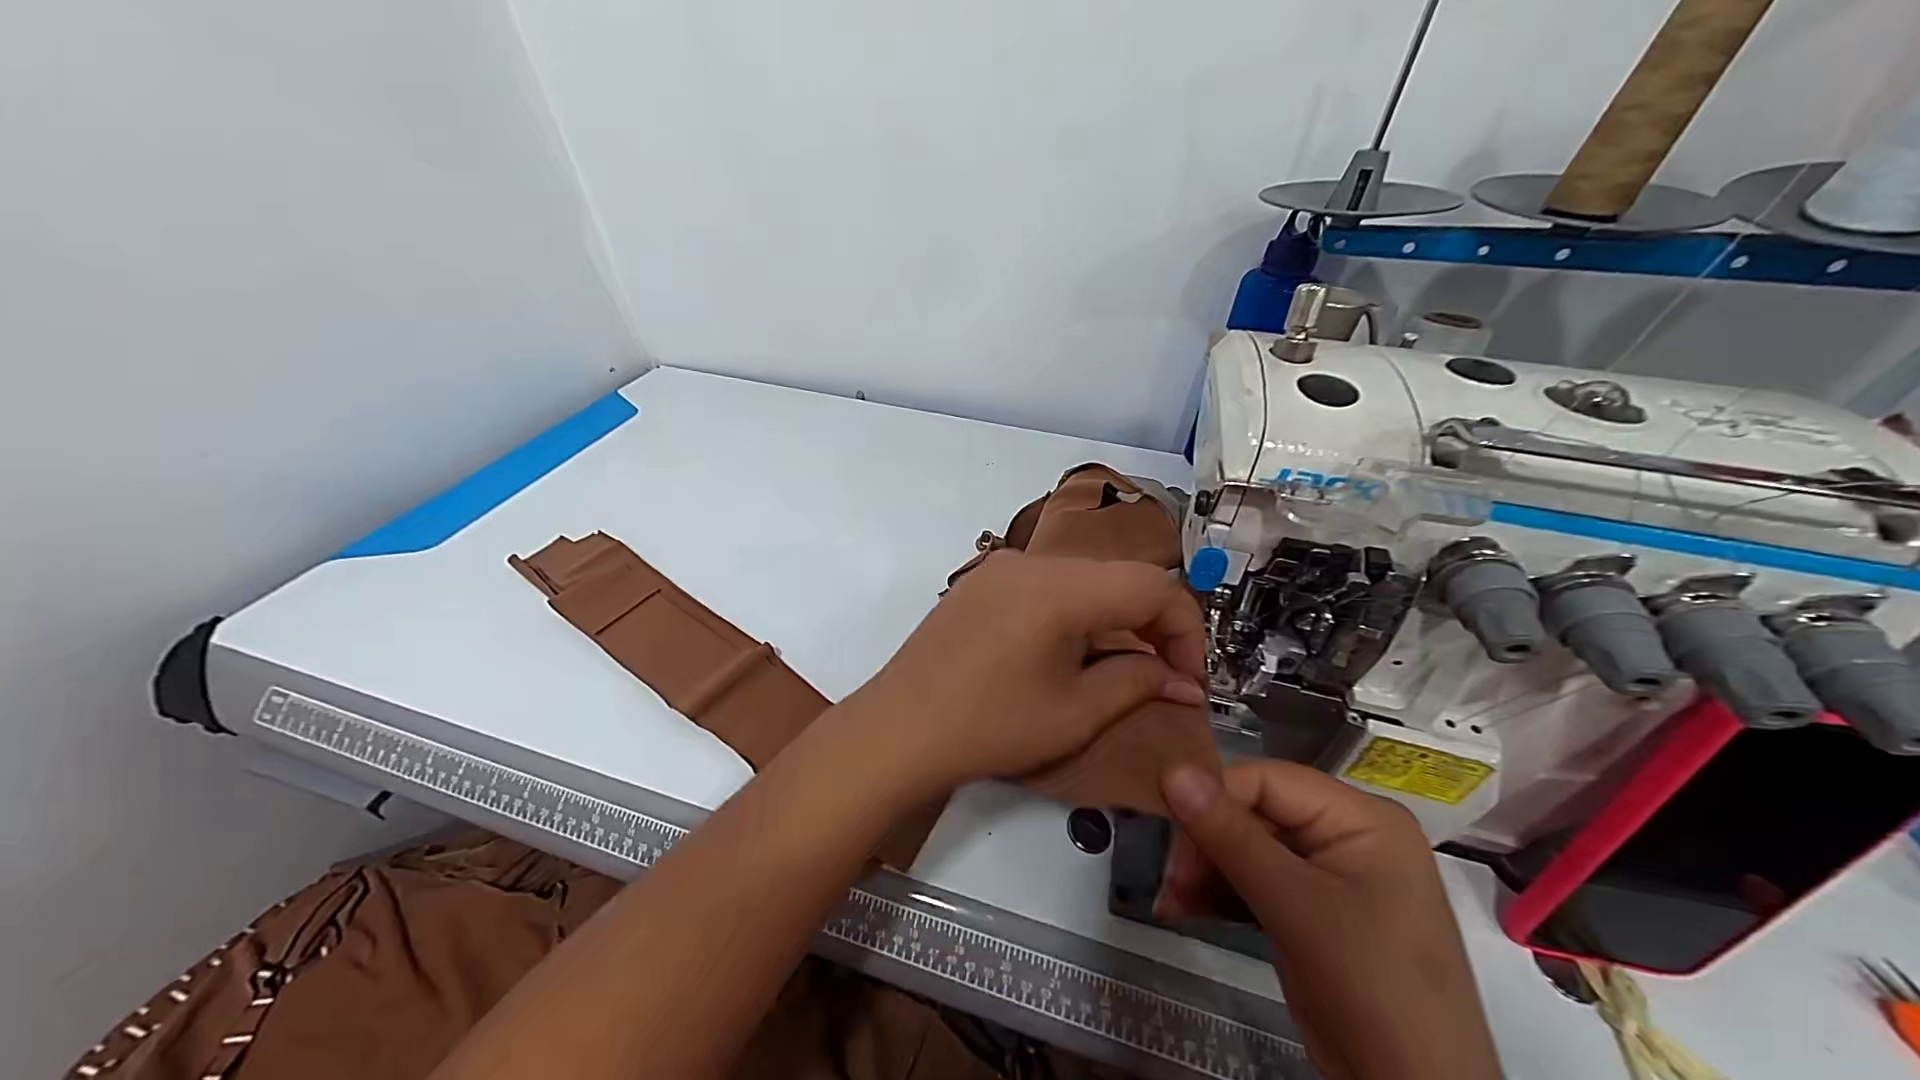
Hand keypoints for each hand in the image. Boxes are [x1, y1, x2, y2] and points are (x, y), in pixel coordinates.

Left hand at [832, 552, 1207, 795]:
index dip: (1185, 629)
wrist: (898, 730)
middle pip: (1118, 577)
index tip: (1190, 677)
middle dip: (1151, 623)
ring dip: (1113, 618)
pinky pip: (1045, 586)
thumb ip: (1139, 682)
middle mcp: (1030, 562)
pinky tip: (1069, 653)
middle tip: (1164, 675)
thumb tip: (1182, 679)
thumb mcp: (1076, 714)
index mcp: (1060, 588)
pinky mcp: (979, 584)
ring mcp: (999, 569)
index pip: (1153, 585)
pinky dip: (1074, 613)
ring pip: (1083, 580)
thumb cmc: (989, 727)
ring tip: (1119, 669)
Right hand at [1158, 762, 1503, 1079]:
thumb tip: (1173, 771)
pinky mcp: (1308, 910)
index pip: (1268, 780)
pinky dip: (1218, 894)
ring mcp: (1326, 875)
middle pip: (1253, 813)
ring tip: (1171, 902)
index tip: (1166, 821)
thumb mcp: (1295, 904)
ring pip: (1246, 848)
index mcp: (1361, 818)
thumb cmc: (1370, 985)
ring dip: (1204, 872)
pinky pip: (1252, 882)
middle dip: (1206, 844)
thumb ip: (1231, 835)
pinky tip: (1184, 910)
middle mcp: (1344, 835)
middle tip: (1171, 878)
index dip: (1214, 795)